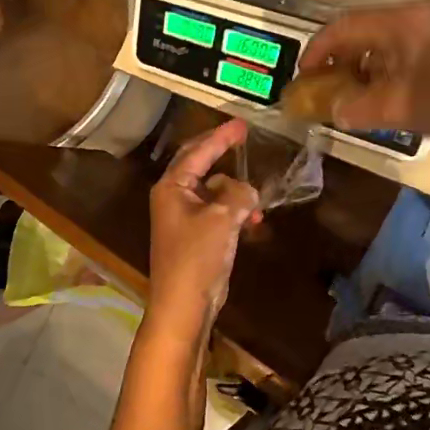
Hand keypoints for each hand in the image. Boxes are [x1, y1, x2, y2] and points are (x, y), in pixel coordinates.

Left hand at [148, 119, 261, 331]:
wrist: (183, 305)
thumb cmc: (197, 256)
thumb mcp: (223, 219)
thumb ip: (239, 195)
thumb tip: (249, 190)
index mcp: (172, 186)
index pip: (198, 151)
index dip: (221, 137)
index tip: (242, 124)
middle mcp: (173, 196)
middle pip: (200, 165)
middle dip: (223, 154)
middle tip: (244, 139)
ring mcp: (182, 217)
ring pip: (212, 190)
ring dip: (235, 191)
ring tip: (257, 199)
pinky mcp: (194, 235)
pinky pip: (216, 210)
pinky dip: (234, 211)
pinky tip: (252, 220)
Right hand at [298, 0, 429, 154]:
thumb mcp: (401, 109)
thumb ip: (358, 108)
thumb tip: (334, 109)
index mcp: (404, 19)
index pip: (344, 26)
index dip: (318, 51)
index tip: (302, 76)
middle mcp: (420, 12)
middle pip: (364, 29)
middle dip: (339, 59)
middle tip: (325, 87)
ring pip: (385, 39)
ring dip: (363, 65)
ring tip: (353, 94)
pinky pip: (405, 47)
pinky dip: (386, 67)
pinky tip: (387, 93)